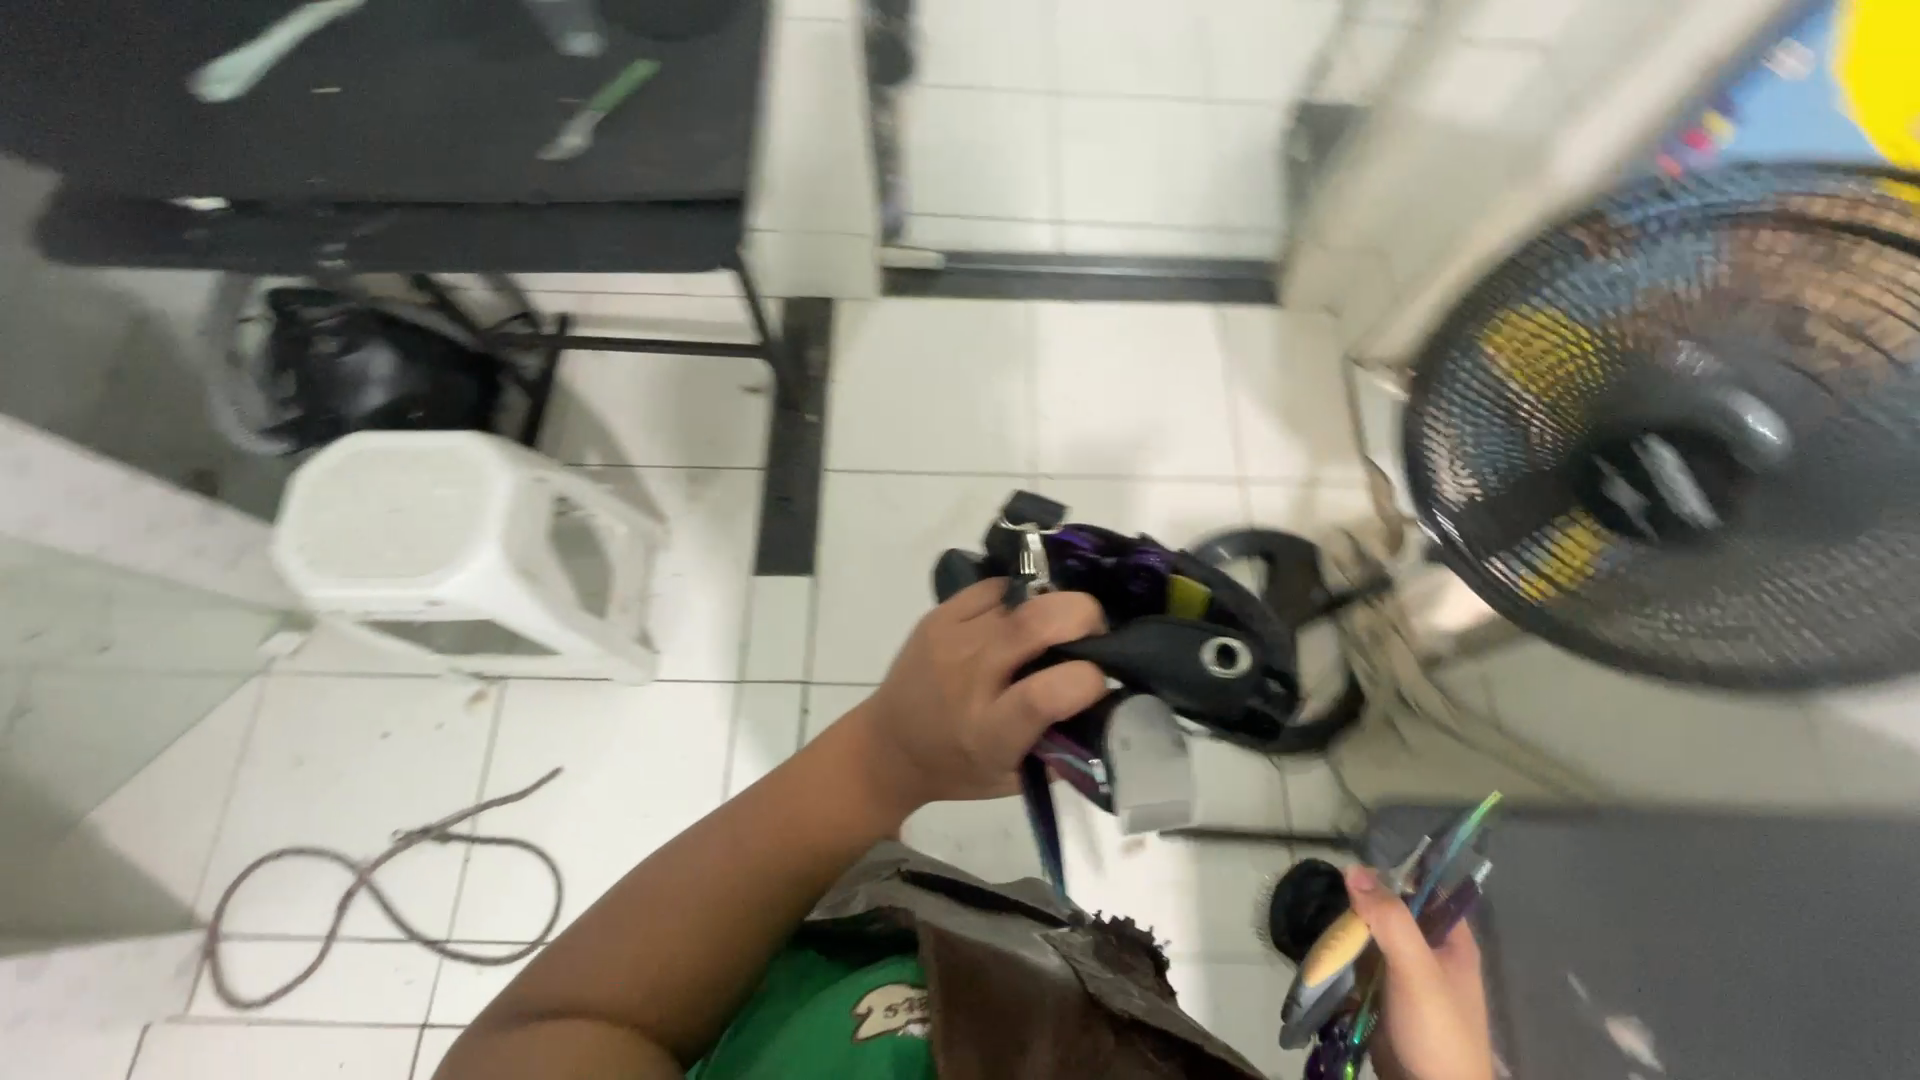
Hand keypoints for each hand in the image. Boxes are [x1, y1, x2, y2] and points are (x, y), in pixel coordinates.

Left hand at [843, 579, 1108, 810]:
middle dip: (1084, 617)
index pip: (1047, 693)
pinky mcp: (937, 616)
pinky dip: (1018, 599)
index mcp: (989, 731)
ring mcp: (950, 640)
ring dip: (1053, 607)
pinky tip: (1018, 620)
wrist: (887, 744)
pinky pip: (994, 588)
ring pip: (1021, 599)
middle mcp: (968, 679)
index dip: (1088, 680)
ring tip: (1056, 628)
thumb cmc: (959, 768)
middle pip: (1037, 623)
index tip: (1098, 682)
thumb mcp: (1014, 776)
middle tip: (1094, 633)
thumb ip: (1062, 747)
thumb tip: (1107, 703)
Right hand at [1344, 865, 1494, 1079]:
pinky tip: (1323, 956)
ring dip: (1348, 935)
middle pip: (1392, 915)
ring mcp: (1405, 980)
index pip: (1426, 893)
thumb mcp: (1416, 968)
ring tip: (1323, 930)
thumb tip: (1354, 867)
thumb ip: (1390, 918)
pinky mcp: (1383, 1001)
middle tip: (1332, 902)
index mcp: (1452, 944)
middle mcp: (1430, 956)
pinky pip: (1360, 968)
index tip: (1357, 870)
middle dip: (1361, 908)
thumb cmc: (1437, 1030)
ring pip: (1372, 941)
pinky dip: (1343, 961)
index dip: (1396, 877)